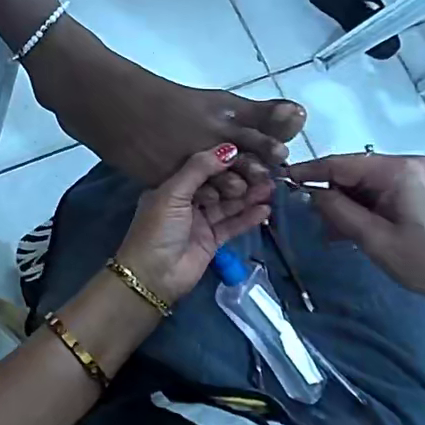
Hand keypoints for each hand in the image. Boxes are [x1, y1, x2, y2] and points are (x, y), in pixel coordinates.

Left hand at [115, 145, 272, 304]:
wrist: (153, 276)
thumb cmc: (158, 229)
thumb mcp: (173, 193)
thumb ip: (199, 169)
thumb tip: (228, 148)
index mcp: (172, 186)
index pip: (202, 168)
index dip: (225, 161)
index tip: (249, 153)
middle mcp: (186, 201)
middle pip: (218, 185)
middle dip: (240, 179)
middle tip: (265, 172)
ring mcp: (200, 221)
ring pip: (228, 204)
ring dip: (248, 197)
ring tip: (271, 188)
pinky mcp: (212, 241)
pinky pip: (233, 225)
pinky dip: (248, 217)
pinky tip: (265, 210)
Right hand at [286, 154, 424, 343]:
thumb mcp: (375, 240)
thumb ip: (338, 211)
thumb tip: (311, 192)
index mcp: (400, 170)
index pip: (342, 163)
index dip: (310, 171)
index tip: (282, 179)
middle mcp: (412, 163)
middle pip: (356, 171)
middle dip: (333, 194)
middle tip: (316, 223)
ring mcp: (423, 175)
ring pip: (369, 182)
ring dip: (350, 204)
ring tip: (337, 234)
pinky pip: (386, 190)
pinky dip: (369, 207)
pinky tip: (358, 229)